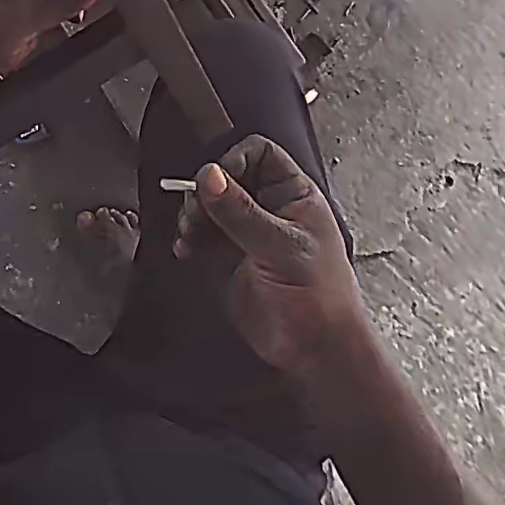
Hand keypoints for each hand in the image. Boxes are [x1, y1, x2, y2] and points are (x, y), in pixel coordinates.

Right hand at [176, 135, 366, 375]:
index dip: (232, 161)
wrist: (316, 352)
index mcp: (293, 195)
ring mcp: (250, 232)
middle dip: (205, 192)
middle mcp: (270, 207)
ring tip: (189, 234)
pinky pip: (205, 234)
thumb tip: (208, 176)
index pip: (258, 153)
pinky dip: (191, 237)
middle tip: (194, 212)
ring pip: (212, 205)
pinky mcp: (233, 257)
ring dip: (194, 214)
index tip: (213, 183)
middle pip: (228, 178)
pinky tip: (187, 249)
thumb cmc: (317, 296)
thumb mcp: (280, 247)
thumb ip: (242, 212)